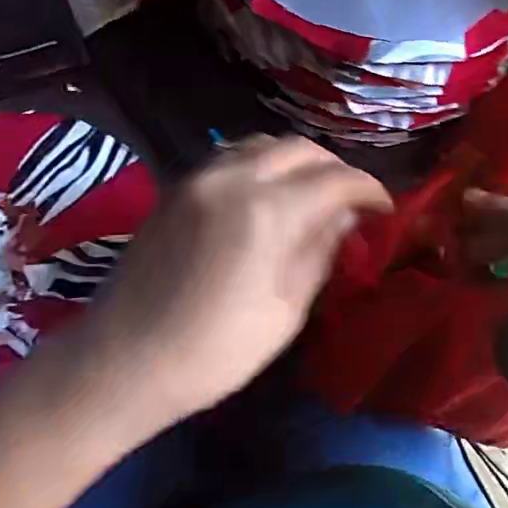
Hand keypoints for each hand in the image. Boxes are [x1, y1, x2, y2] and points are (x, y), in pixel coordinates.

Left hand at [72, 135, 391, 421]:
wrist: (122, 363)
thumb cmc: (215, 352)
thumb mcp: (286, 311)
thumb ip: (320, 251)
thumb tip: (345, 215)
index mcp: (267, 212)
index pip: (336, 180)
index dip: (369, 189)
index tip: (385, 209)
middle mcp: (234, 178)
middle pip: (302, 149)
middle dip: (336, 169)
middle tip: (353, 201)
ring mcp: (200, 178)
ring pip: (265, 144)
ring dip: (299, 161)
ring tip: (313, 193)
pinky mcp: (177, 187)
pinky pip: (233, 156)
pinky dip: (263, 163)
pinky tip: (269, 194)